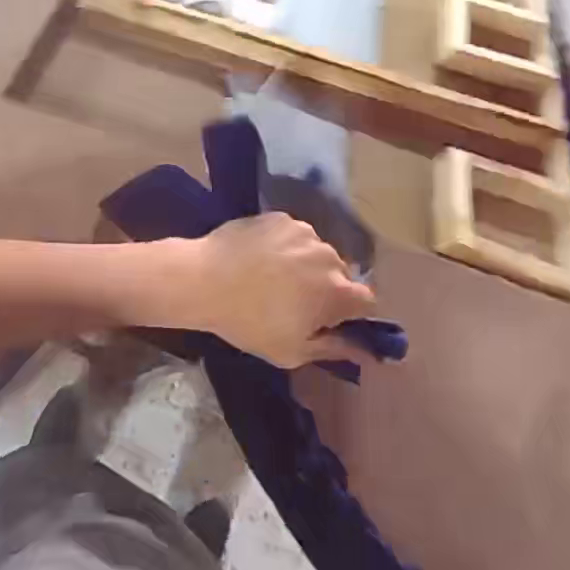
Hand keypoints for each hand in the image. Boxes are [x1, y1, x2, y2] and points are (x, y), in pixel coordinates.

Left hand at [180, 214, 376, 368]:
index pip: (366, 300)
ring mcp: (303, 231)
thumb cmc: (249, 323)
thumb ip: (334, 349)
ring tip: (273, 275)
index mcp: (338, 291)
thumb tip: (365, 352)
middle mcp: (328, 255)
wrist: (203, 279)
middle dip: (327, 286)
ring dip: (306, 263)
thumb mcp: (292, 351)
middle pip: (340, 273)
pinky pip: (293, 234)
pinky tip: (261, 256)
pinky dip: (284, 244)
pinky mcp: (279, 217)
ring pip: (316, 251)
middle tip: (295, 300)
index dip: (351, 312)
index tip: (329, 319)